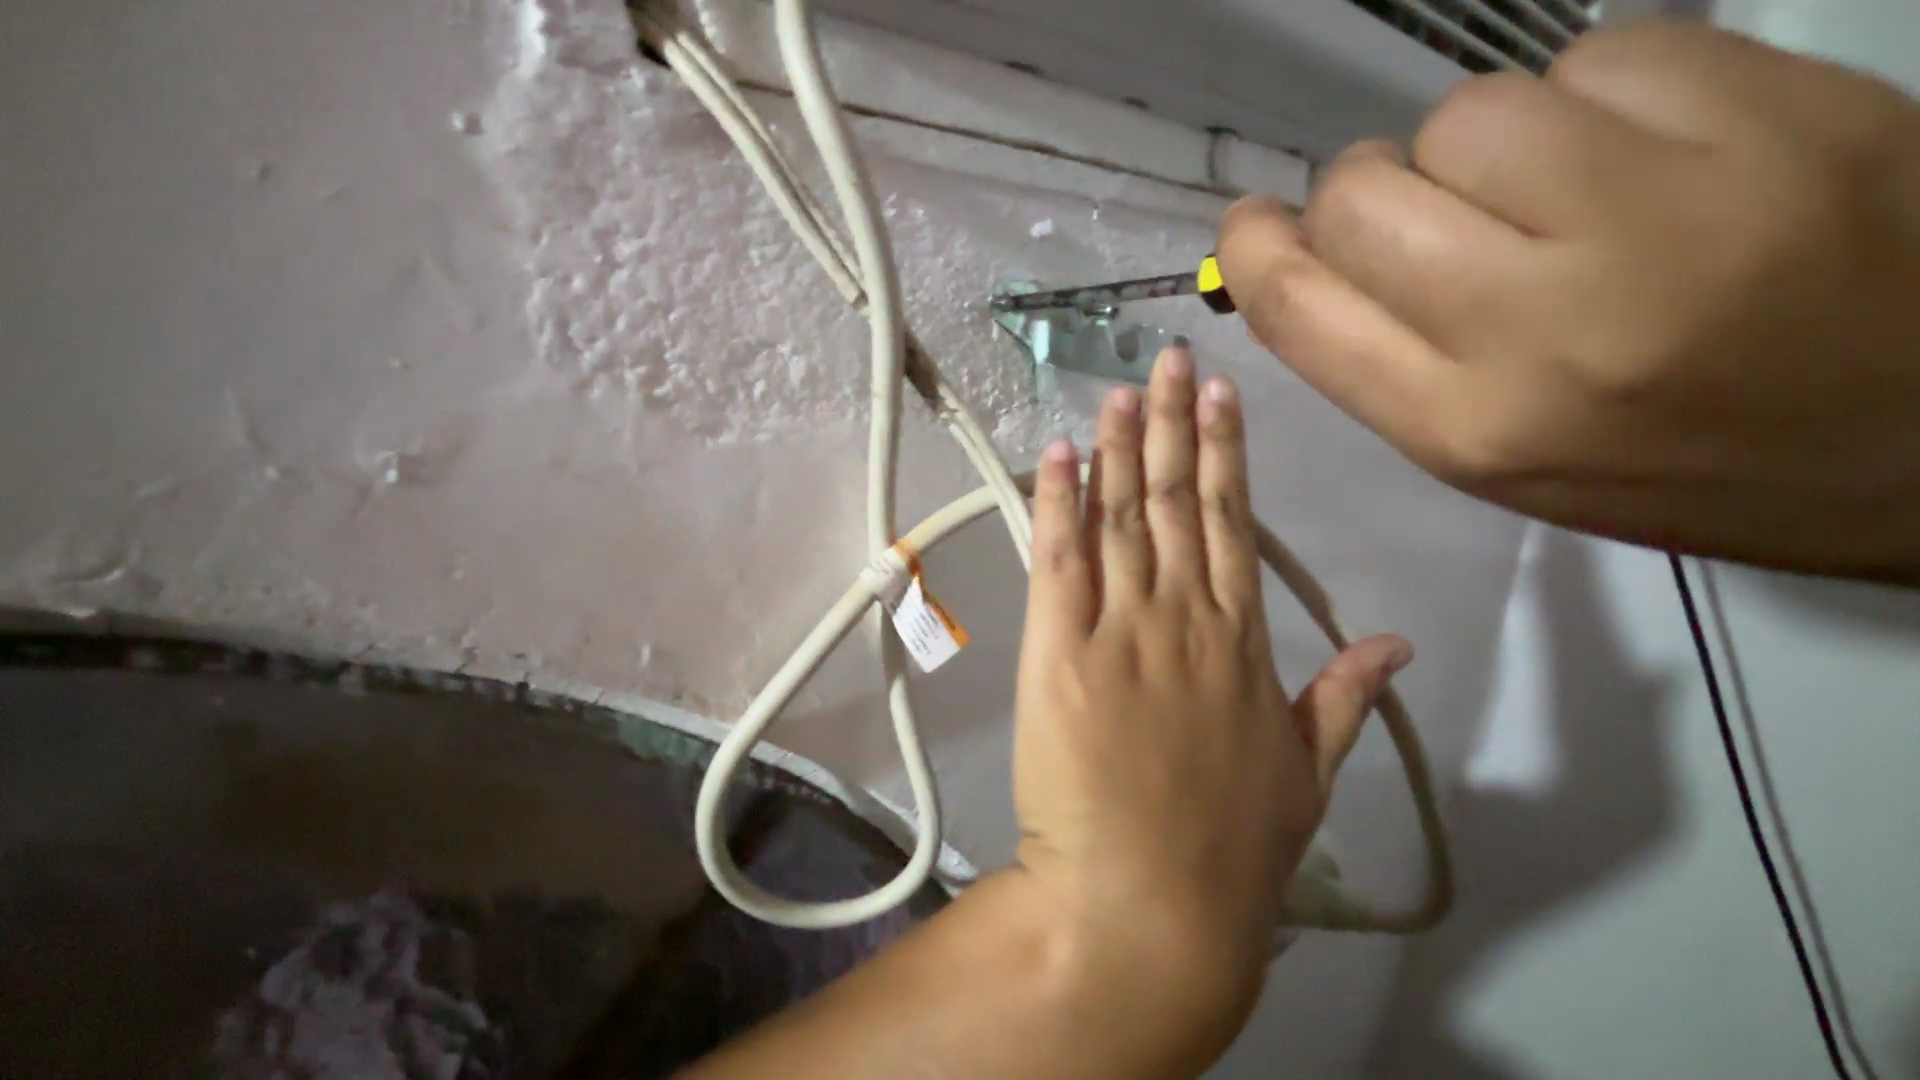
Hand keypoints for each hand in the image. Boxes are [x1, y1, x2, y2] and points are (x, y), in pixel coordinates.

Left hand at [1012, 347, 1412, 1039]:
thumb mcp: (1308, 773)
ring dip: (1117, 447)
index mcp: (1243, 639)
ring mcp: (1119, 629)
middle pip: (1178, 500)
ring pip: (1121, 516)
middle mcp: (1184, 616)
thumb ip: (1346, 698)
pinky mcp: (1058, 651)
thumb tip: (1400, 643)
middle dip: (1172, 424)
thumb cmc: (1229, 846)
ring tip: (1118, 390)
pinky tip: (1056, 453)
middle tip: (1167, 361)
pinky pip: (1058, 558)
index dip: (1227, 452)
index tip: (1221, 395)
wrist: (1148, 901)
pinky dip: (1056, 501)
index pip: (1236, 522)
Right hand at [1218, 20, 1919, 580]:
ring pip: (1463, 115)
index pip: (1300, 306)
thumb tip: (1294, 261)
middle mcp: (1538, 326)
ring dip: (1477, 144)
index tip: (1252, 227)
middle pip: (1358, 195)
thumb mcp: (1501, 455)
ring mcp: (1658, 212)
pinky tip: (1646, 147)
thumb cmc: (1678, 465)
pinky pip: (1594, 56)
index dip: (1252, 250)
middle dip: (1363, 193)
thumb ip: (1386, 362)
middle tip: (1423, 213)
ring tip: (1554, 186)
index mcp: (1468, 425)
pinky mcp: (1766, 116)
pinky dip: (1593, 93)